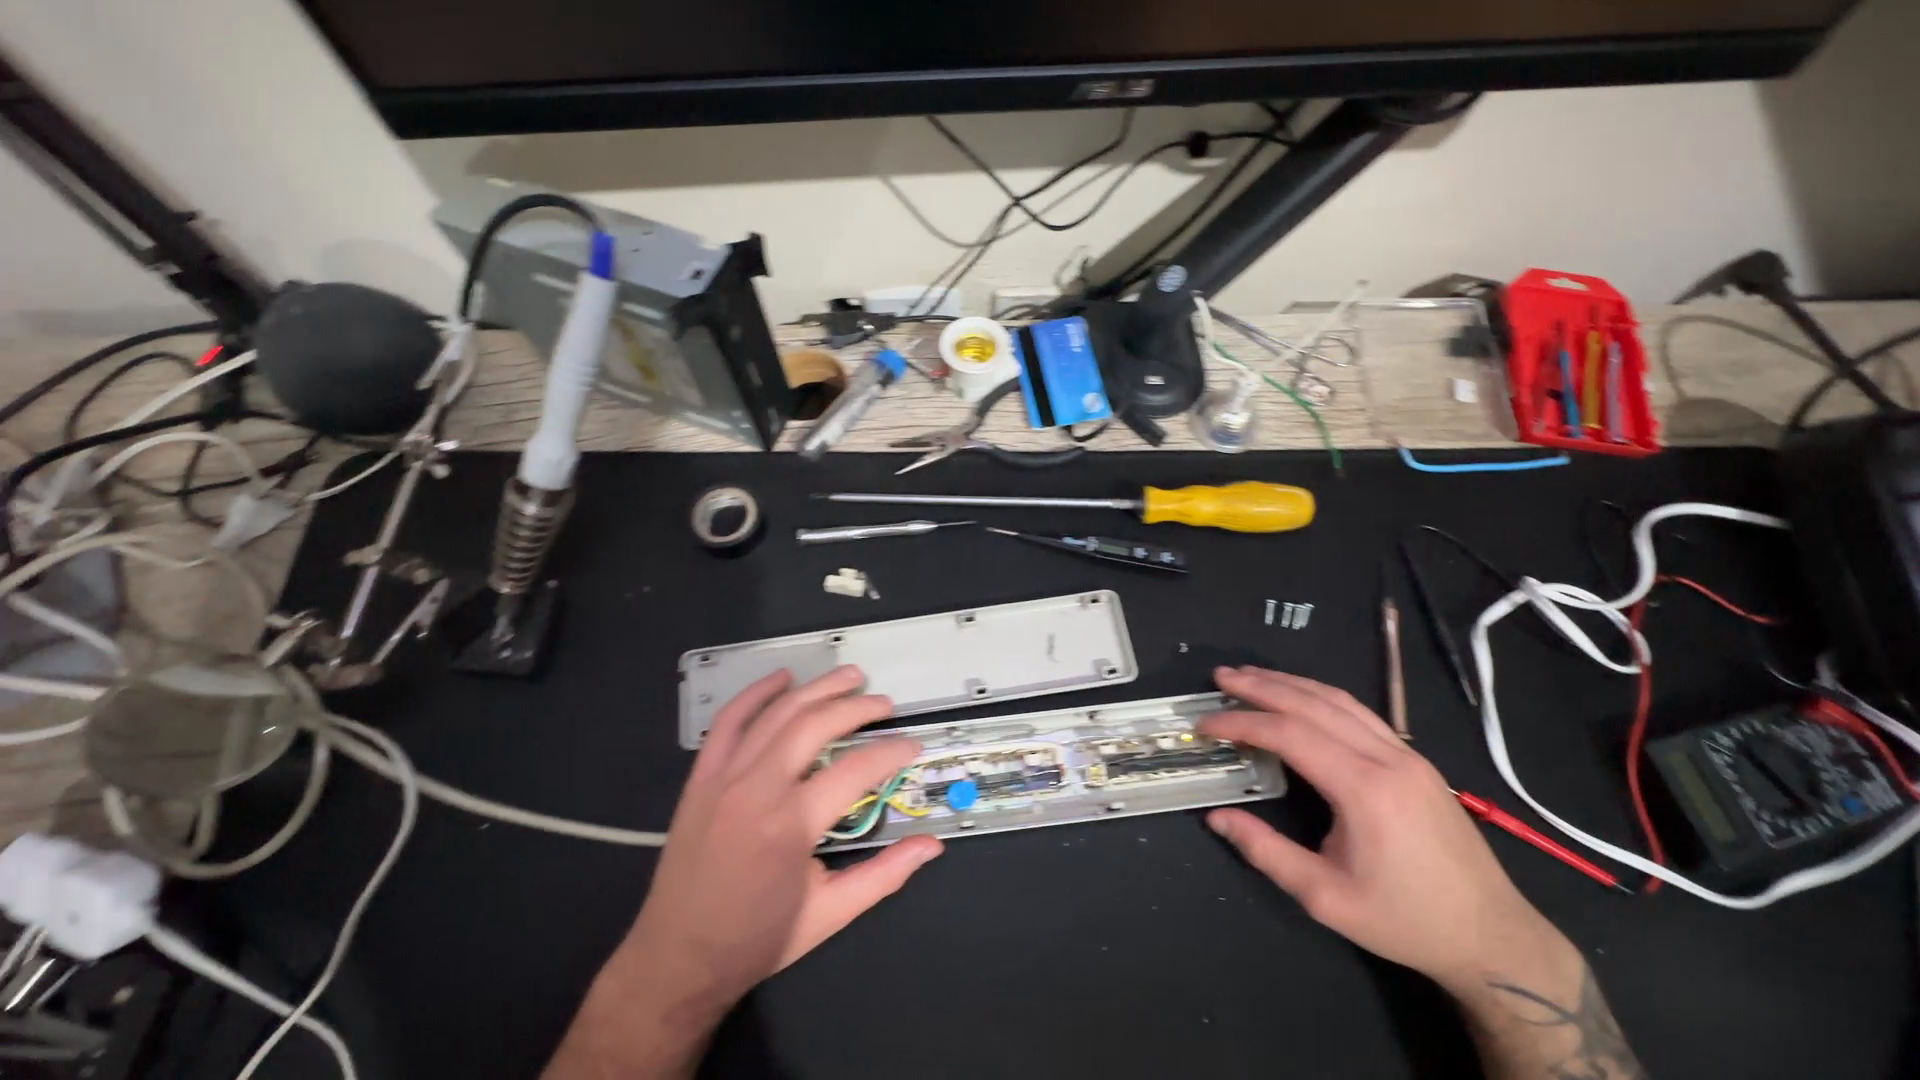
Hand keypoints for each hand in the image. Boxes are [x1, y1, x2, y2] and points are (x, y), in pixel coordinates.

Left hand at [544, 667, 941, 1078]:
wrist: (678, 957)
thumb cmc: (758, 939)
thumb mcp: (830, 914)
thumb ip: (884, 875)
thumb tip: (932, 846)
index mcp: (791, 825)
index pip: (856, 769)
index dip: (891, 752)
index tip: (913, 746)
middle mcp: (757, 789)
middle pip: (814, 726)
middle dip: (856, 708)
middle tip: (885, 704)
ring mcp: (723, 778)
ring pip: (776, 715)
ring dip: (815, 689)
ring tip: (850, 677)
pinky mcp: (701, 778)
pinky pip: (728, 723)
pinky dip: (756, 694)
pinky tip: (782, 678)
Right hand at [1200, 666, 1575, 992]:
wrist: (1491, 934)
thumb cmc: (1405, 921)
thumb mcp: (1326, 898)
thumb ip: (1266, 852)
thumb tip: (1217, 818)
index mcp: (1364, 789)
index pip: (1290, 734)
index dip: (1242, 723)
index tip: (1205, 724)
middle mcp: (1387, 758)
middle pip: (1315, 704)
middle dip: (1262, 686)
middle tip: (1221, 677)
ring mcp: (1408, 756)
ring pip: (1341, 701)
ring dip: (1292, 684)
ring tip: (1251, 677)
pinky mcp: (1416, 763)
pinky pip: (1362, 714)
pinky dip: (1322, 697)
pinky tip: (1301, 698)